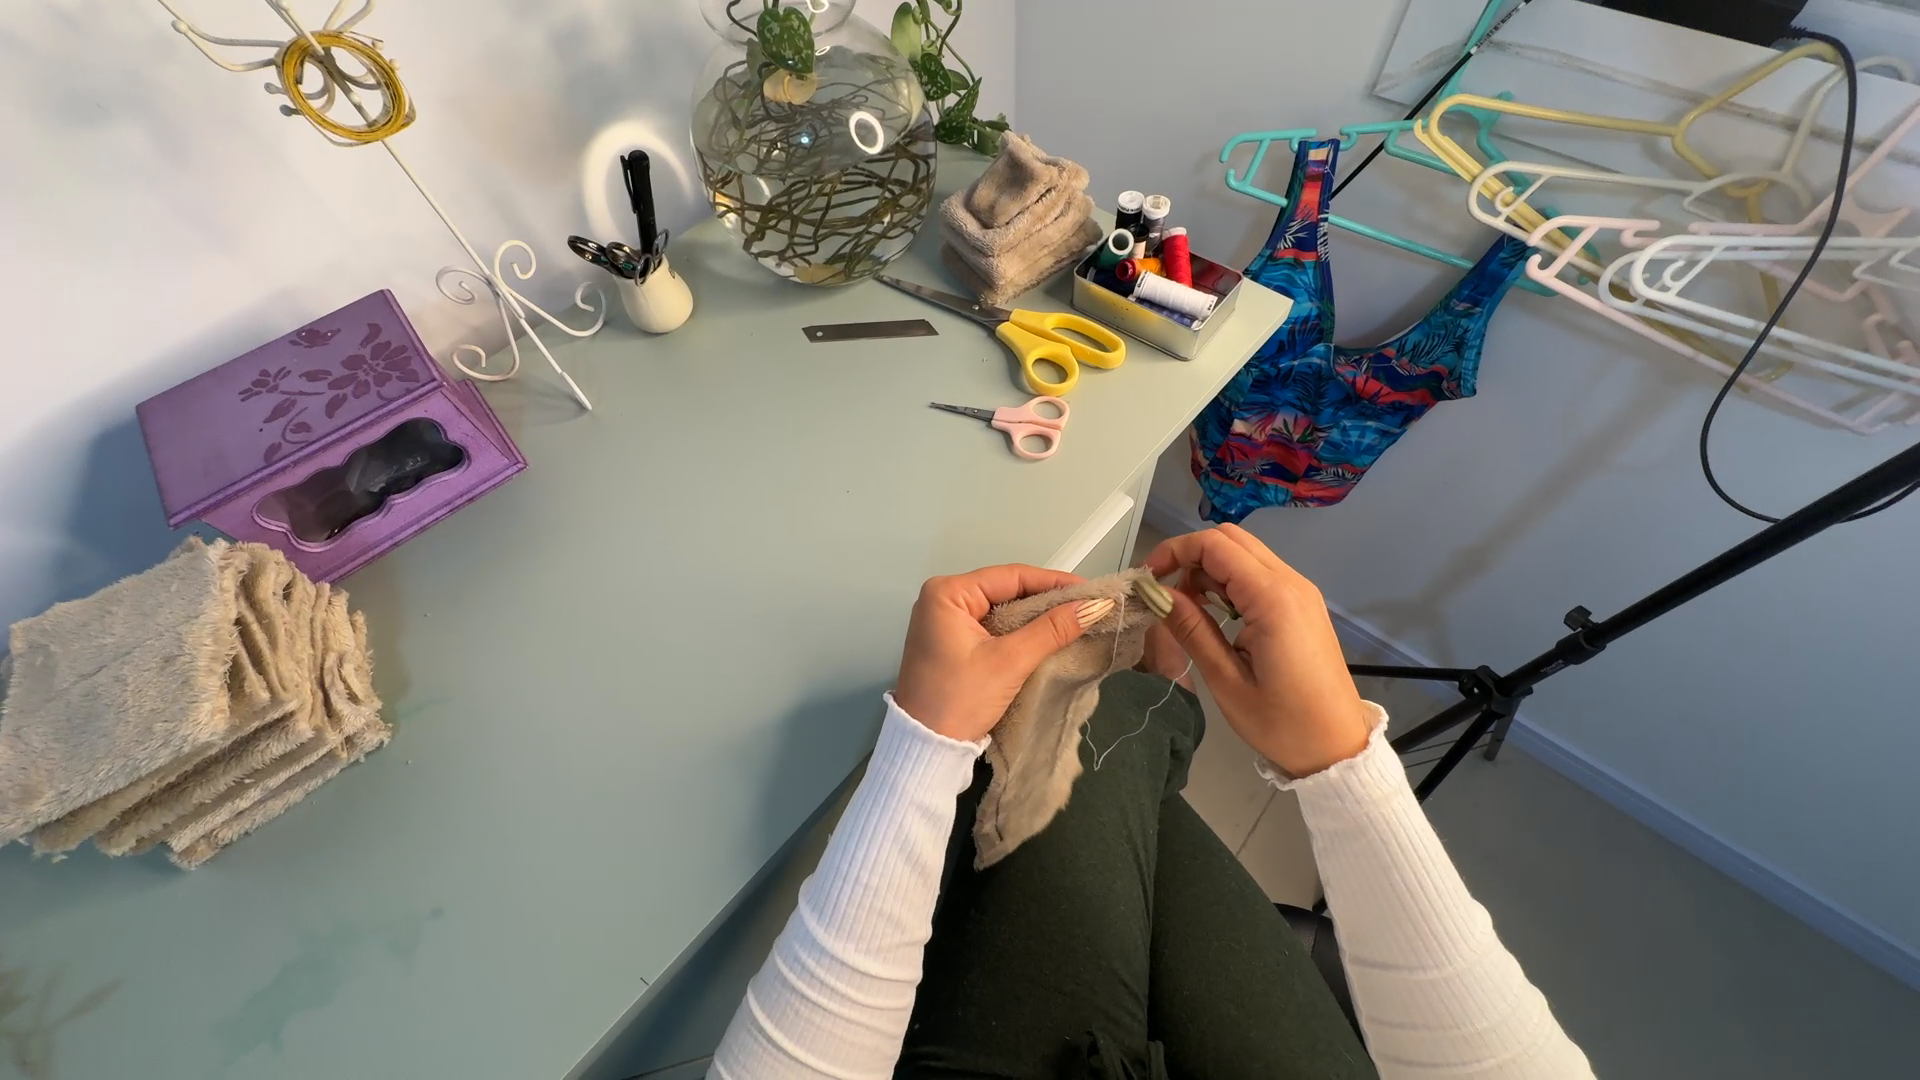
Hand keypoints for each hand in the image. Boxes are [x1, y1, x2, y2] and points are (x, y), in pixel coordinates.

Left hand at [893, 565, 1088, 742]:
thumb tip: (1094, 605)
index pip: (1011, 576)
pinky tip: (1048, 634)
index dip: (1055, 582)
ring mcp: (945, 620)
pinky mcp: (951, 641)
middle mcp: (943, 598)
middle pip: (1006, 589)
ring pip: (1002, 607)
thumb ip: (1052, 629)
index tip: (1091, 590)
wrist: (926, 747)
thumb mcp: (1009, 662)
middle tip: (1088, 605)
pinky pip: (993, 625)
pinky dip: (1019, 630)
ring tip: (1076, 618)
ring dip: (1036, 616)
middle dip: (1047, 599)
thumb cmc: (960, 700)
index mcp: (947, 592)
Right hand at [1145, 525, 1370, 776]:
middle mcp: (1291, 583)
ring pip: (1244, 552)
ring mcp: (1300, 592)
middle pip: (1230, 539)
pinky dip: (1228, 579)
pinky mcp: (1301, 604)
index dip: (1174, 551)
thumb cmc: (1282, 724)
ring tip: (1185, 606)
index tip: (1148, 578)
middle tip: (1165, 592)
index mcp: (1273, 599)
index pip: (1215, 545)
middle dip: (1190, 556)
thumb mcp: (1226, 681)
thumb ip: (1191, 629)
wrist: (1339, 748)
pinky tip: (1214, 612)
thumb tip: (1157, 594)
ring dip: (1208, 568)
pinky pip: (1258, 572)